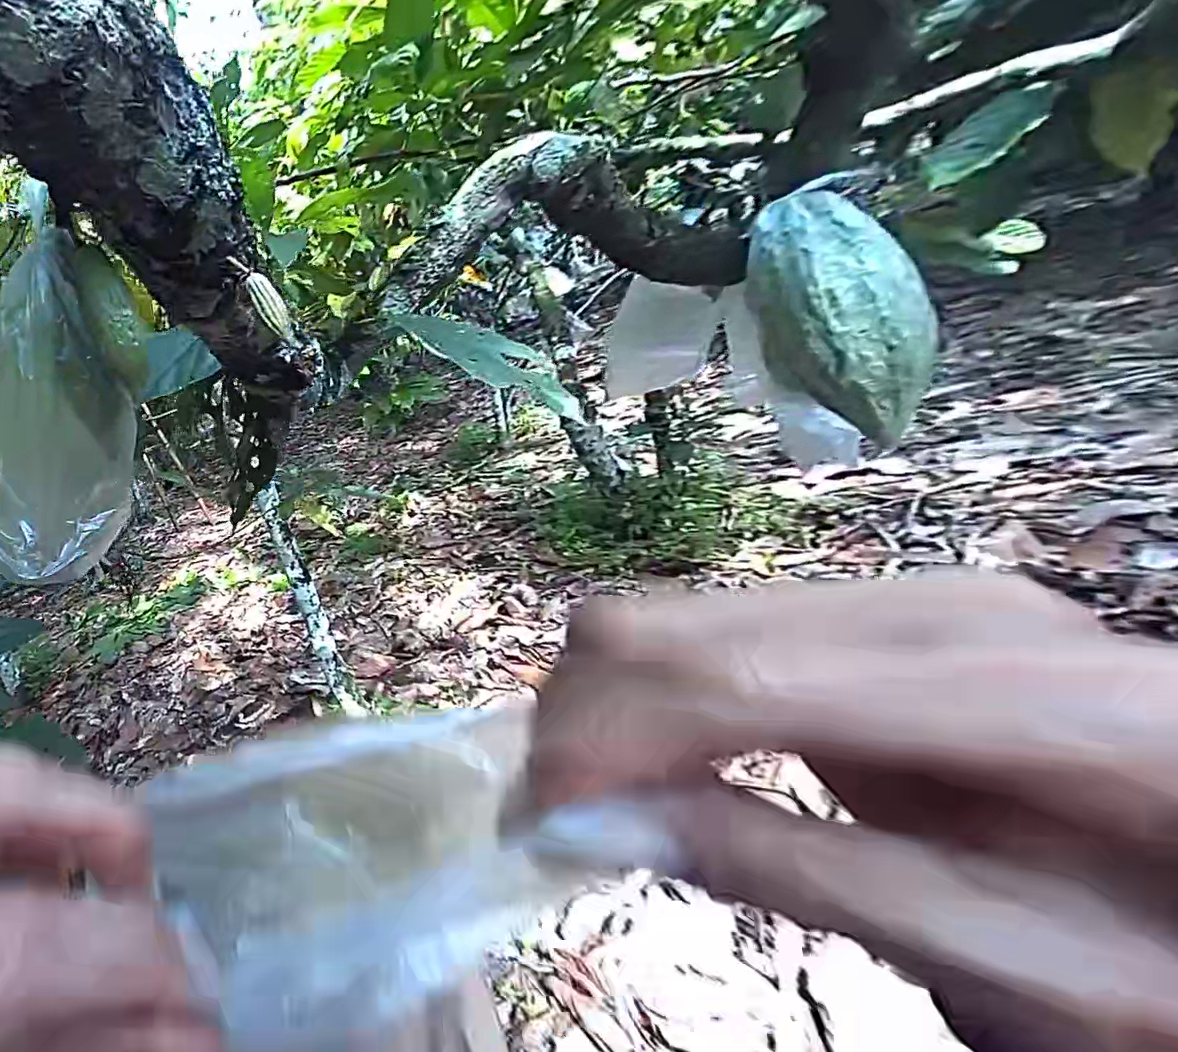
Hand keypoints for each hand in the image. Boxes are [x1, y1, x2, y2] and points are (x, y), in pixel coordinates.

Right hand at [523, 574, 1177, 1051]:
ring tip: (594, 789)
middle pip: (660, 629)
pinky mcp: (843, 611)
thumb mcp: (1028, 970)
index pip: (728, 683)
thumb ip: (798, 876)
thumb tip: (599, 823)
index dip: (601, 739)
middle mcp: (924, 607)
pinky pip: (684, 630)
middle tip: (553, 811)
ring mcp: (878, 596)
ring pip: (655, 619)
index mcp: (1016, 694)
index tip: (537, 816)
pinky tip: (644, 755)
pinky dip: (632, 693)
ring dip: (592, 705)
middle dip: (574, 719)